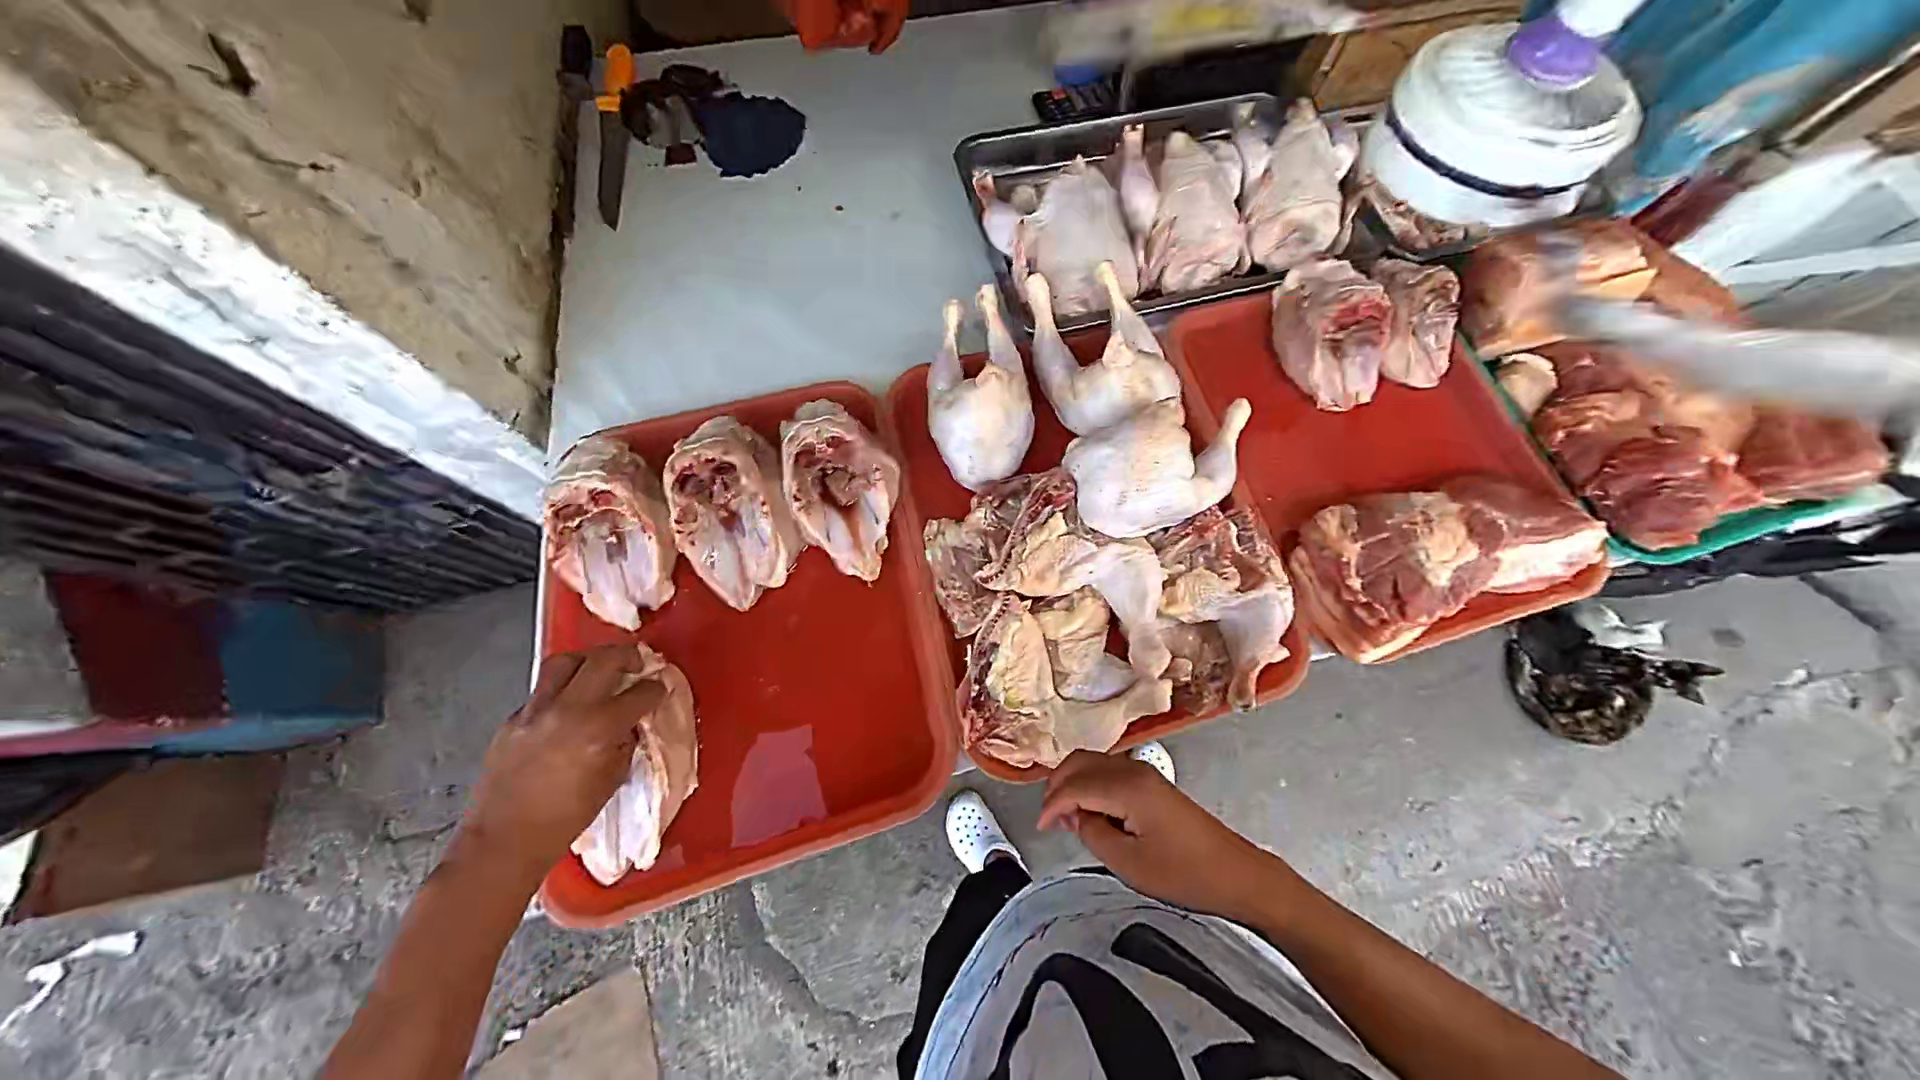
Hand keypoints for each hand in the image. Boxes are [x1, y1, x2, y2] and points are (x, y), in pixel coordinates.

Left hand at [457, 646, 664, 876]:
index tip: (660, 688)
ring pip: (566, 661)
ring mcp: (535, 711)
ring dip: (590, 659)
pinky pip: (543, 690)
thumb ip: (625, 742)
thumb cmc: (566, 819)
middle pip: (603, 660)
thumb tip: (631, 722)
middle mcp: (568, 710)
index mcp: (599, 728)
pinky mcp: (513, 719)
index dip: (656, 688)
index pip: (639, 693)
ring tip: (601, 668)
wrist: (504, 840)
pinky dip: (562, 688)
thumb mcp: (612, 778)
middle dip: (627, 656)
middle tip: (638, 662)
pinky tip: (569, 705)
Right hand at [1038, 750, 1291, 924]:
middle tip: (1049, 819)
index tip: (1041, 828)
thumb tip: (1074, 816)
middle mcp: (1133, 769)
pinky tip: (1089, 812)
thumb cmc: (1185, 874)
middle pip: (1079, 762)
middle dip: (1056, 786)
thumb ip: (1091, 834)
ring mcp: (1144, 772)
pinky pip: (1107, 771)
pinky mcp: (1151, 782)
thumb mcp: (1128, 863)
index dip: (1051, 805)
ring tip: (1066, 819)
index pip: (1073, 785)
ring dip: (1072, 783)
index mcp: (1127, 787)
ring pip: (1092, 763)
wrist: (1236, 874)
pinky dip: (1089, 785)